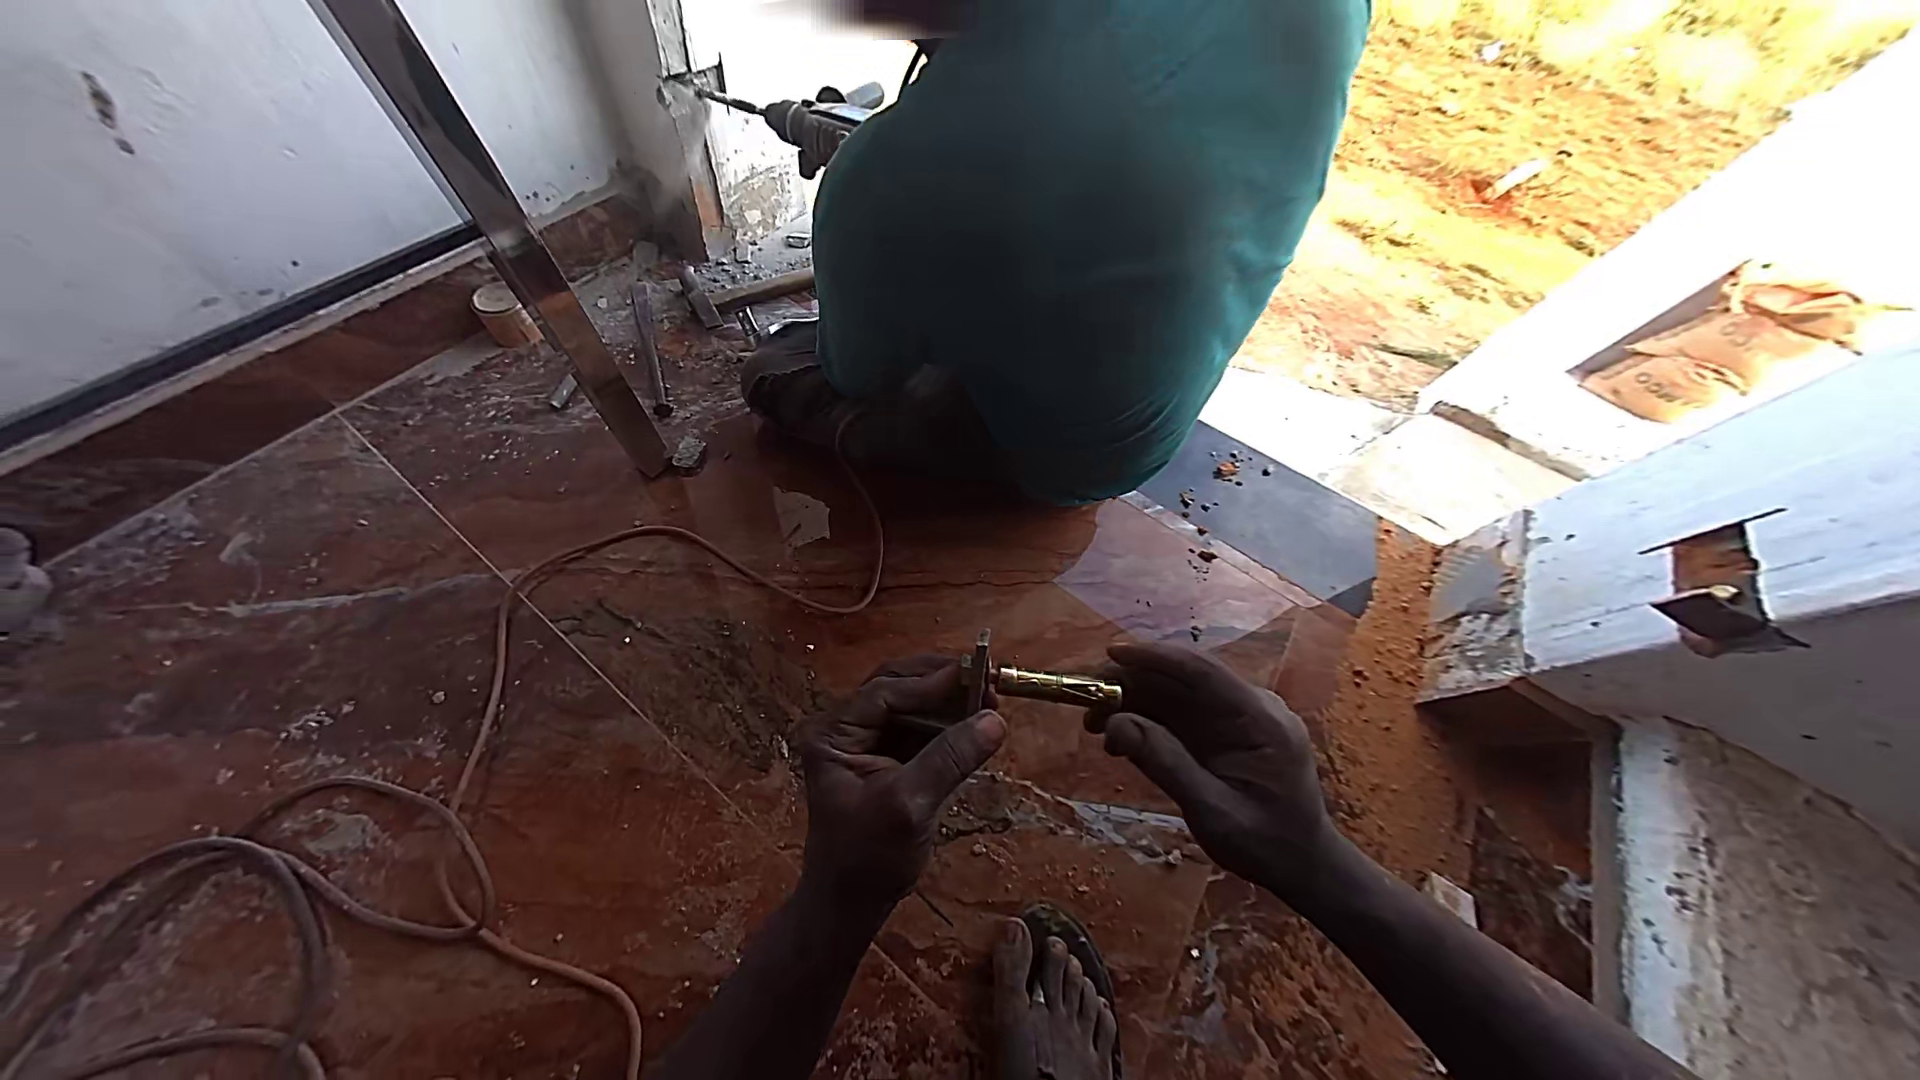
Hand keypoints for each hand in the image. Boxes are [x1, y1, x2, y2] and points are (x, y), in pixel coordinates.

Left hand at [798, 660, 1005, 909]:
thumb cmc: (868, 859)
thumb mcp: (909, 805)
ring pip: (912, 702)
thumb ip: (949, 759)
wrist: (852, 904)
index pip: (883, 692)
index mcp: (833, 733)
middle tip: (985, 679)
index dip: (930, 681)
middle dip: (941, 682)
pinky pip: (922, 725)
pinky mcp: (890, 755)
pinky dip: (949, 721)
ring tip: (988, 697)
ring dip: (949, 699)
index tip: (974, 673)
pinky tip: (976, 721)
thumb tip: (995, 721)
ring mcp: (868, 739)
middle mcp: (847, 727)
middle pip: (897, 686)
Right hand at [1086, 643, 1338, 897]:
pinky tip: (1120, 739)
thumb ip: (1167, 765)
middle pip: (1181, 679)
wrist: (1303, 867)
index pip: (1202, 671)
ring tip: (1094, 727)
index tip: (1110, 654)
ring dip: (1131, 703)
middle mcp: (1248, 707)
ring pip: (1173, 693)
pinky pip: (1177, 713)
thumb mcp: (1213, 812)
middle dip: (1130, 684)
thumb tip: (1116, 725)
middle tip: (1087, 705)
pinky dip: (1144, 720)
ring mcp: (1235, 716)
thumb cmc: (1266, 844)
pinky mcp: (1221, 729)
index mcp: (1260, 719)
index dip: (1154, 657)